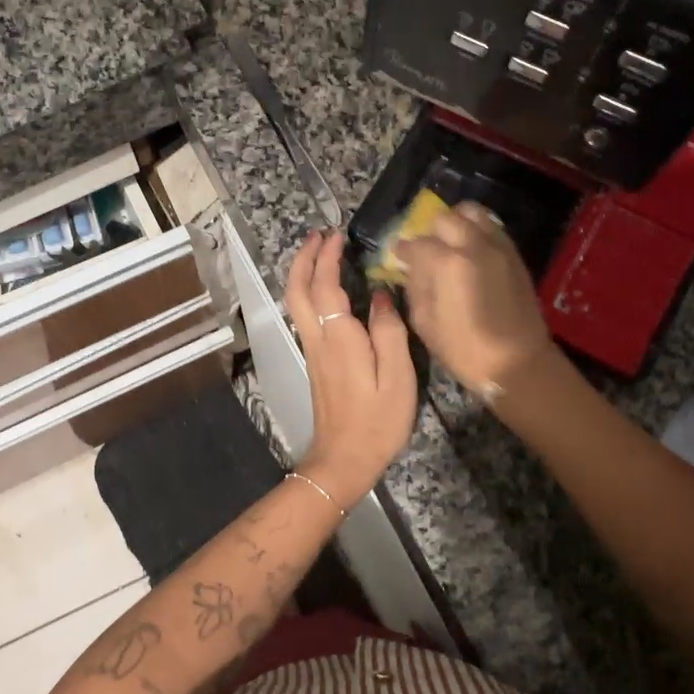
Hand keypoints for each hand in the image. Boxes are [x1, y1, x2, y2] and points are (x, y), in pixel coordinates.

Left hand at [283, 229, 417, 506]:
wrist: (344, 458)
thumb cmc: (377, 420)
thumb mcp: (397, 376)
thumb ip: (389, 331)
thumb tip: (380, 294)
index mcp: (339, 338)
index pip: (324, 286)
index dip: (327, 258)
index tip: (336, 235)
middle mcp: (318, 339)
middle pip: (297, 290)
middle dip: (304, 258)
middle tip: (319, 235)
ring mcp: (313, 351)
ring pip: (296, 303)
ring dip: (302, 273)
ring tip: (318, 253)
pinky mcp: (315, 363)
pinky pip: (304, 315)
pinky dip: (308, 292)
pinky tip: (325, 290)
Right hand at [397, 202, 555, 395]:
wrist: (518, 363)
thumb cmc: (465, 350)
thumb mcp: (425, 323)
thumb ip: (415, 287)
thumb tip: (412, 269)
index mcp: (447, 264)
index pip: (416, 243)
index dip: (403, 250)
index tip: (398, 257)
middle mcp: (473, 245)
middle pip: (444, 218)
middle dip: (429, 232)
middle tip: (425, 251)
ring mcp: (498, 246)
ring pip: (472, 213)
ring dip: (455, 223)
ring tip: (450, 243)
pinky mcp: (514, 254)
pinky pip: (491, 227)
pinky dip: (476, 230)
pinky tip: (470, 251)